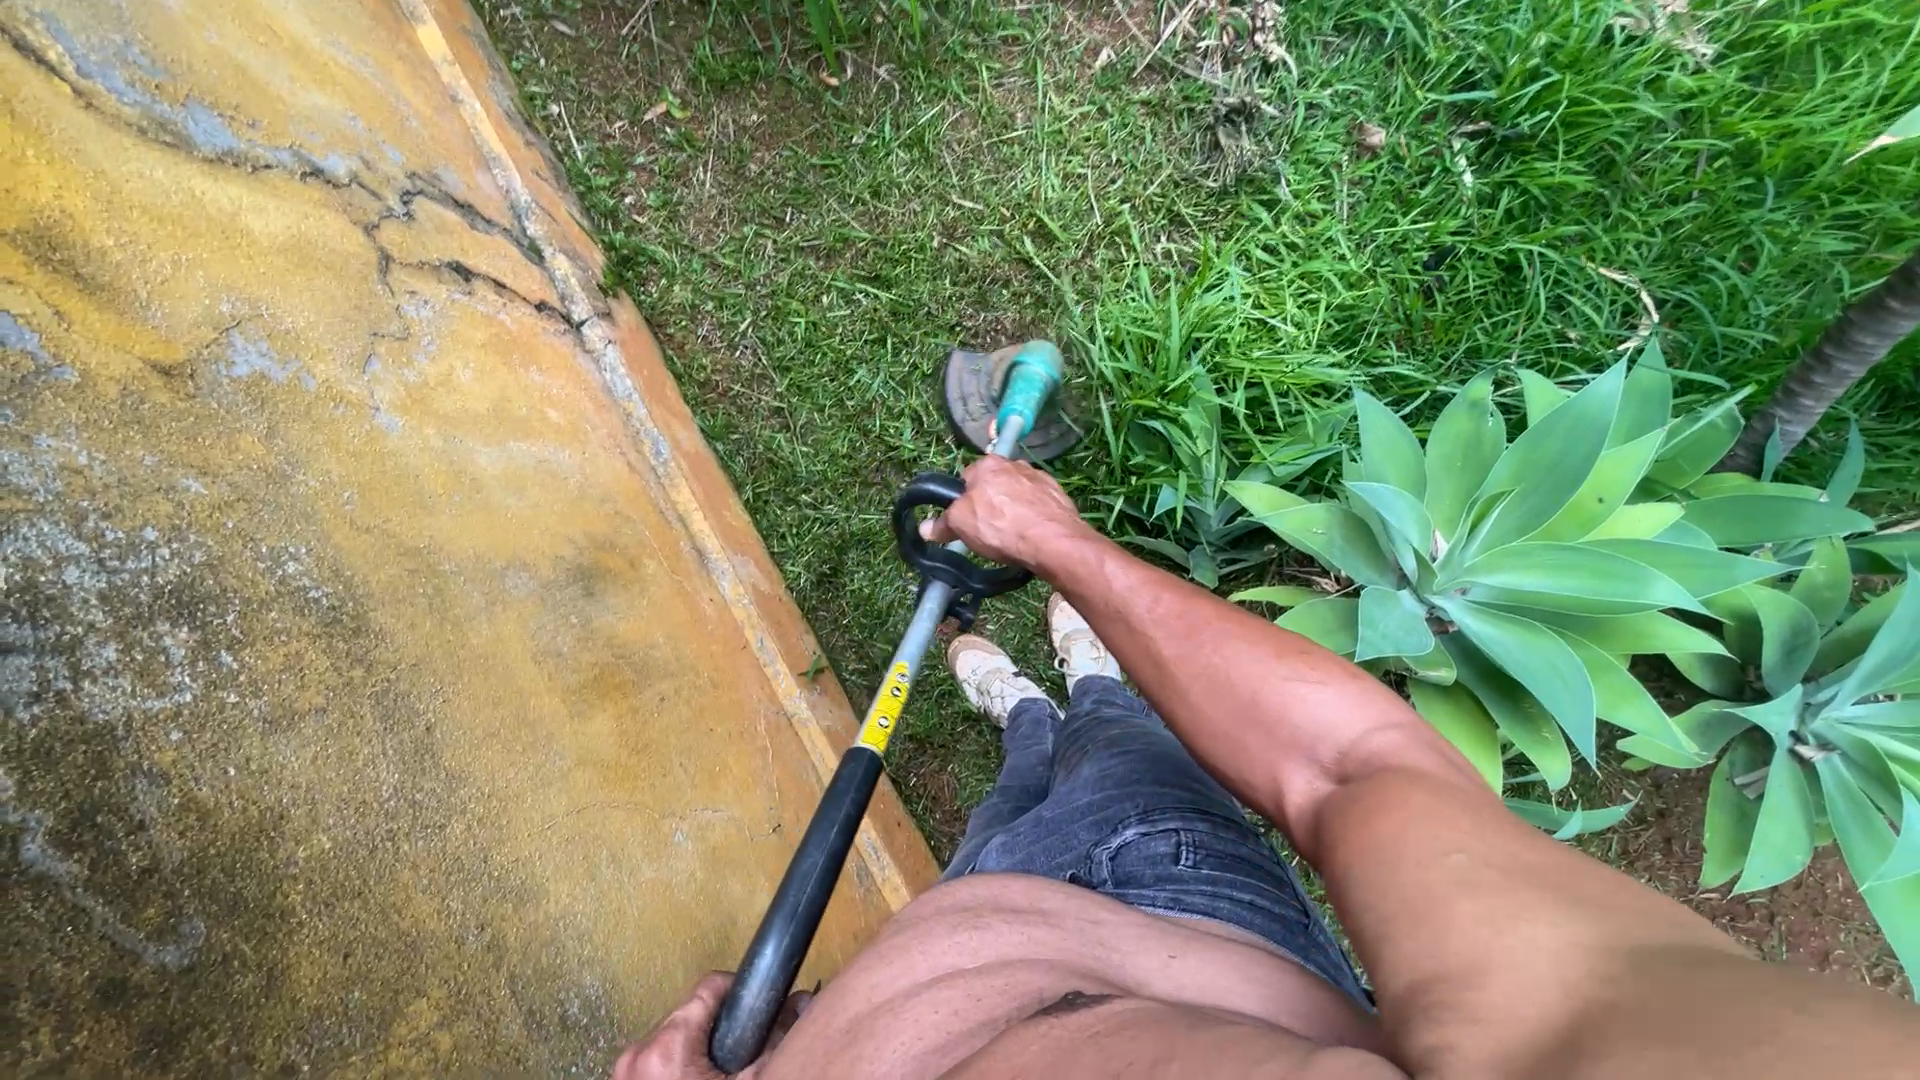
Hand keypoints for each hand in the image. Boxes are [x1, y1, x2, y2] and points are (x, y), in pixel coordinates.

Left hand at [612, 973, 811, 1079]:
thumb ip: (776, 1042)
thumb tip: (799, 1006)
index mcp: (668, 1047)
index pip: (711, 986)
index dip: (740, 994)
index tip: (756, 1011)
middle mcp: (638, 1053)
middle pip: (691, 1012)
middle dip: (719, 1027)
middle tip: (741, 1053)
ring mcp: (625, 1073)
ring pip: (673, 1037)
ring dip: (698, 1050)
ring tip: (718, 1078)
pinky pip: (656, 1063)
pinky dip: (678, 1069)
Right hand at [917, 456, 1090, 570]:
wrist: (1053, 540)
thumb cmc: (1001, 526)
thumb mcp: (961, 525)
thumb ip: (942, 524)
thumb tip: (926, 528)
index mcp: (988, 464)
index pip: (966, 479)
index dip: (962, 502)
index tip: (965, 521)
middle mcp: (1014, 464)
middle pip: (993, 486)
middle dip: (989, 505)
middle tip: (987, 531)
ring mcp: (1039, 478)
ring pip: (1017, 495)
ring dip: (1012, 510)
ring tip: (1011, 537)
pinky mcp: (1058, 495)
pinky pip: (1037, 505)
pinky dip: (1033, 517)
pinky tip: (1031, 535)